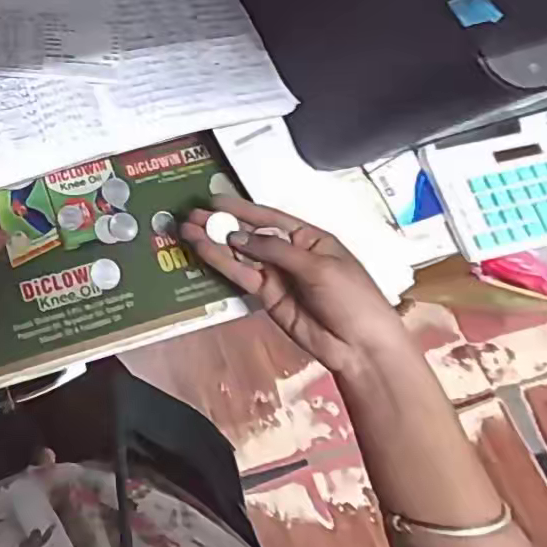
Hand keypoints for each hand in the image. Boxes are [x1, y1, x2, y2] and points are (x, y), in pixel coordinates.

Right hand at [182, 195, 407, 373]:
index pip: (270, 218)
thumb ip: (276, 250)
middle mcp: (288, 253)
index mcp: (309, 239)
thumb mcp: (318, 267)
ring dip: (213, 243)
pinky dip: (220, 264)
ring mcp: (275, 275)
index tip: (214, 202)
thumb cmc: (351, 297)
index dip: (242, 210)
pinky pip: (239, 276)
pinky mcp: (265, 296)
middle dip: (220, 225)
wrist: (359, 345)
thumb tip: (237, 237)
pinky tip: (203, 251)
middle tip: (191, 216)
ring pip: (238, 255)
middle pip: (249, 235)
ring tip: (187, 230)